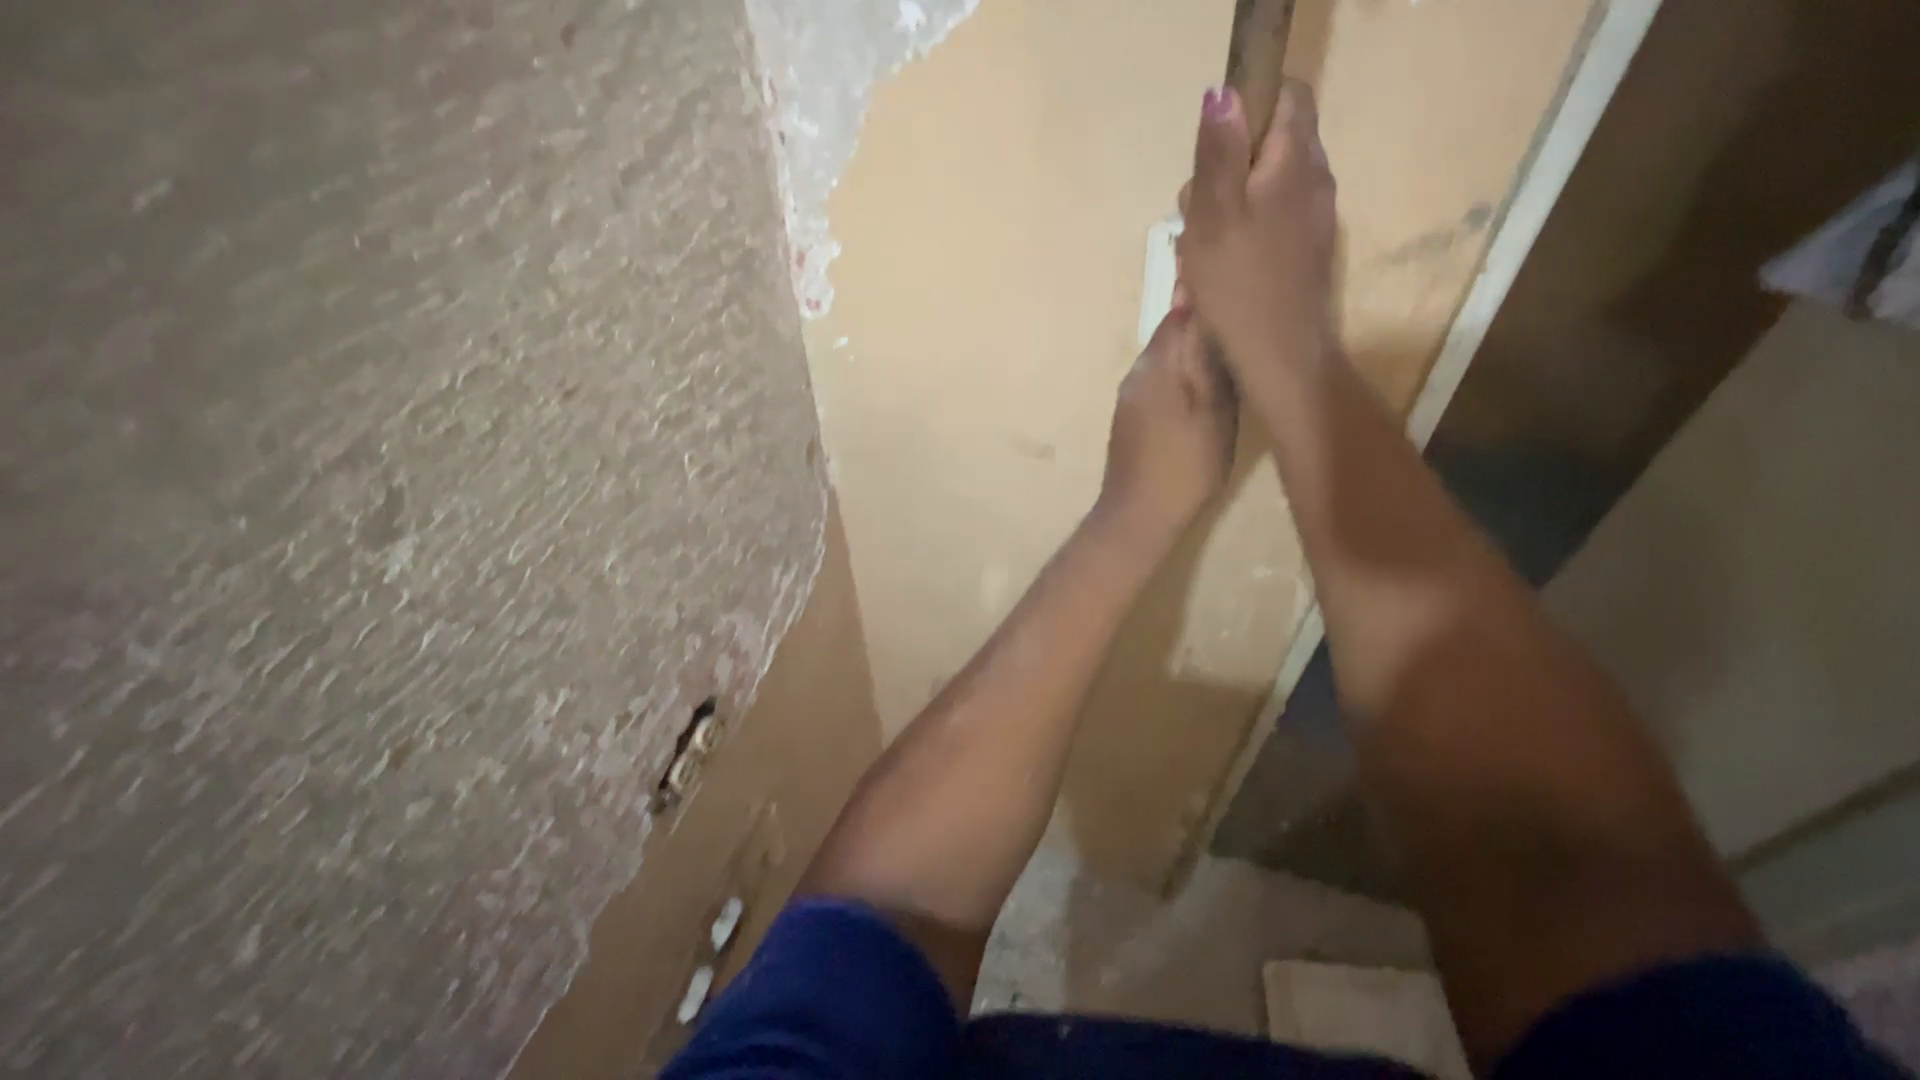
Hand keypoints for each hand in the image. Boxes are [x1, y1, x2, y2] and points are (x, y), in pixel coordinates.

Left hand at [1094, 306, 1237, 548]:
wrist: (1138, 515)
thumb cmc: (1185, 467)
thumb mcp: (1212, 413)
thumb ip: (1207, 362)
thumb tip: (1204, 312)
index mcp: (1156, 365)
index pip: (1180, 312)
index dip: (1206, 298)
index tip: (1236, 286)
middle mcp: (1136, 372)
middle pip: (1170, 333)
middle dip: (1200, 321)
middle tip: (1240, 315)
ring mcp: (1129, 395)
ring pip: (1164, 357)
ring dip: (1190, 350)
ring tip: (1226, 348)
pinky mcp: (1129, 415)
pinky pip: (1158, 379)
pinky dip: (1179, 373)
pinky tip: (1200, 385)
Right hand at [1178, 82, 1337, 384]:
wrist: (1279, 359)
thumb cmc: (1238, 285)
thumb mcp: (1213, 214)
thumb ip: (1217, 152)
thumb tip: (1222, 92)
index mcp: (1295, 163)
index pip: (1286, 96)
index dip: (1247, 107)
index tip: (1212, 149)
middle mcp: (1314, 183)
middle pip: (1265, 148)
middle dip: (1222, 172)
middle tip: (1194, 214)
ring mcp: (1312, 222)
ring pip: (1260, 191)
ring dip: (1222, 213)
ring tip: (1196, 253)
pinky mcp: (1302, 255)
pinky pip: (1264, 227)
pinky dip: (1236, 240)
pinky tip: (1212, 275)